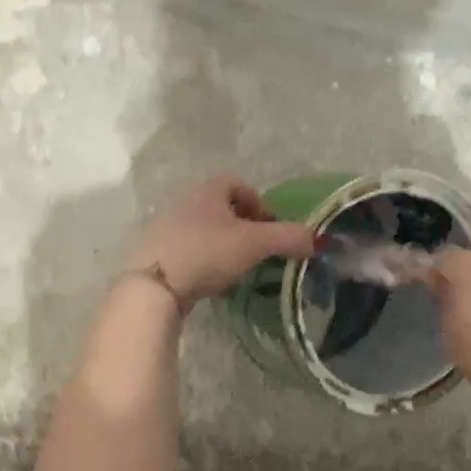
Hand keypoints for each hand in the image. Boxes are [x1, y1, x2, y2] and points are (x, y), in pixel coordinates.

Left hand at [126, 175, 315, 307]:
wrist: (153, 286)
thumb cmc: (206, 253)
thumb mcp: (254, 244)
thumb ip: (288, 238)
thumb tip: (316, 241)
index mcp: (207, 189)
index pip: (239, 184)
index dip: (259, 204)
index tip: (269, 229)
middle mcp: (184, 201)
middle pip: (221, 207)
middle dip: (243, 227)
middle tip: (256, 252)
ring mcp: (165, 227)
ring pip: (204, 230)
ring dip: (223, 245)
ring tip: (235, 270)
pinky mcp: (155, 253)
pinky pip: (188, 250)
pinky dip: (204, 261)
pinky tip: (210, 283)